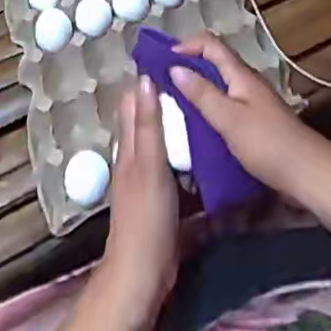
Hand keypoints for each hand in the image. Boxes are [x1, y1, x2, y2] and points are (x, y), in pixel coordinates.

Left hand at [69, 77, 178, 330]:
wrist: (143, 272)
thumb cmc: (146, 215)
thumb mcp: (150, 165)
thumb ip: (148, 125)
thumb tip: (145, 79)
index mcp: (129, 144)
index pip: (133, 100)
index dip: (147, 78)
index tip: (169, 59)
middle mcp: (134, 155)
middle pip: (146, 117)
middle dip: (163, 97)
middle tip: (193, 81)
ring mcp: (147, 176)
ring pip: (160, 139)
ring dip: (174, 124)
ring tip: (201, 107)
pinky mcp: (160, 196)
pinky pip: (171, 163)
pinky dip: (183, 151)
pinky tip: (201, 150)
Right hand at [169, 33, 330, 195]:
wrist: (309, 174)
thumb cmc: (268, 144)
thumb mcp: (229, 119)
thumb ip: (202, 93)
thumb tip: (175, 67)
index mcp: (240, 74)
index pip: (210, 43)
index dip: (185, 45)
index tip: (162, 60)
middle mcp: (246, 81)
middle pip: (213, 61)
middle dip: (187, 64)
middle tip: (161, 80)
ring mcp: (252, 100)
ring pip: (218, 83)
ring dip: (196, 85)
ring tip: (173, 100)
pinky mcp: (255, 120)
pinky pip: (225, 102)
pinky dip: (207, 104)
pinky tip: (197, 122)